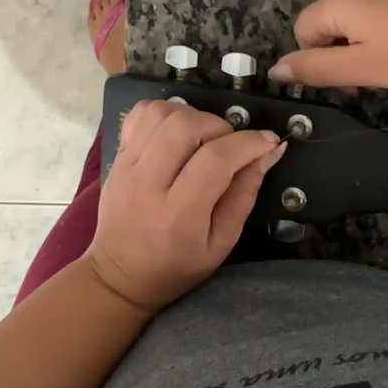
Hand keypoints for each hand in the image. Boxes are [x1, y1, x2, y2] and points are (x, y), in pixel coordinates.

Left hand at [85, 99, 286, 311]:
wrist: (120, 275)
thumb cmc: (177, 266)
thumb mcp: (222, 242)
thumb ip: (245, 194)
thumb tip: (270, 151)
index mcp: (178, 215)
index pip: (215, 160)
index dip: (248, 143)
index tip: (268, 142)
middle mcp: (147, 185)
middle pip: (185, 126)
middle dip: (219, 126)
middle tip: (229, 146)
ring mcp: (126, 167)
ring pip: (161, 114)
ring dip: (192, 116)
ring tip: (204, 138)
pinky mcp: (116, 157)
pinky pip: (139, 114)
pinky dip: (165, 112)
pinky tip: (177, 132)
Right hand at [268, 0, 387, 92]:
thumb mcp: (368, 69)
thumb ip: (318, 69)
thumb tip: (277, 69)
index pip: (304, 31)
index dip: (319, 63)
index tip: (354, 86)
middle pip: (331, 19)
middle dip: (345, 50)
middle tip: (381, 76)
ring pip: (361, 10)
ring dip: (369, 37)